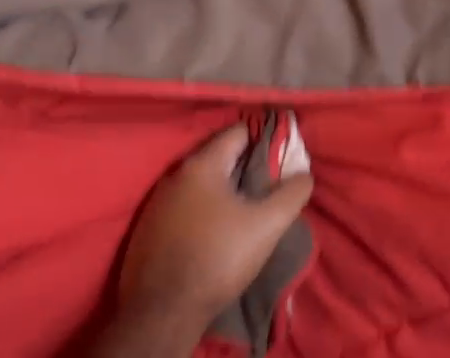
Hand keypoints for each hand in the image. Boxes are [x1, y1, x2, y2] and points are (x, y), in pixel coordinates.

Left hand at [115, 124, 313, 335]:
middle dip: (247, 166)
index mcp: (202, 166)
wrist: (161, 317)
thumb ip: (293, 191)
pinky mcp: (146, 233)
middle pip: (220, 157)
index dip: (266, 138)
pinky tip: (217, 232)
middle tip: (271, 184)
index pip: (239, 132)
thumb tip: (303, 174)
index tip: (284, 154)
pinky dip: (204, 210)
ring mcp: (156, 206)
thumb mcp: (269, 224)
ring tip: (247, 208)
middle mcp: (174, 178)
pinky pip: (185, 207)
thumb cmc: (218, 258)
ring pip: (201, 185)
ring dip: (225, 190)